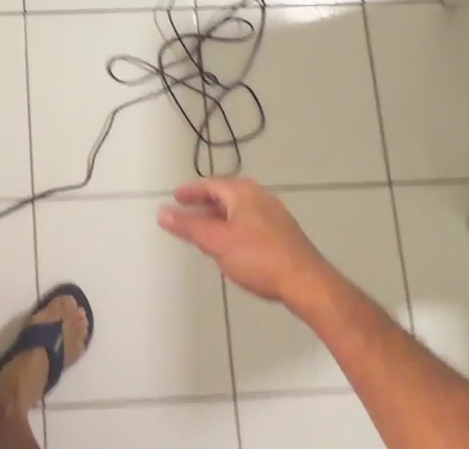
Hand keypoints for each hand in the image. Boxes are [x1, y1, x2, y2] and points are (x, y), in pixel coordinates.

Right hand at [158, 178, 328, 304]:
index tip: (175, 198)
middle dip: (204, 206)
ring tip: (205, 233)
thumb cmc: (258, 257)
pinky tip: (232, 247)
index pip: (209, 185)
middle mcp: (259, 197)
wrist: (307, 283)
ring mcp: (275, 214)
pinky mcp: (283, 233)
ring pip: (238, 211)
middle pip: (225, 196)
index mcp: (242, 192)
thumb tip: (162, 212)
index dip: (190, 192)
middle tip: (187, 215)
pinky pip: (250, 223)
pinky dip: (234, 228)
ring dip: (219, 219)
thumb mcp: (216, 242)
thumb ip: (188, 227)